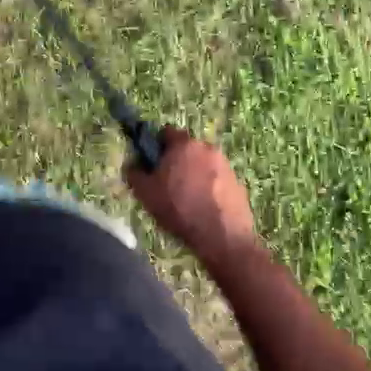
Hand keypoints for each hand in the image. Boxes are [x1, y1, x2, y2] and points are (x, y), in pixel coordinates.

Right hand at [124, 126, 262, 268]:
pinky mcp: (237, 182)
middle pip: (186, 149)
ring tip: (188, 201)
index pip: (166, 133)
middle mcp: (206, 147)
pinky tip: (205, 209)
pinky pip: (217, 179)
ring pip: (203, 164)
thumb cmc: (179, 210)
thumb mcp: (146, 194)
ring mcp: (225, 164)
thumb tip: (132, 165)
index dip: (157, 148)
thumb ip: (135, 173)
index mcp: (183, 144)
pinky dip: (210, 188)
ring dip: (195, 175)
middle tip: (168, 186)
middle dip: (177, 162)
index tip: (153, 166)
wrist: (223, 237)